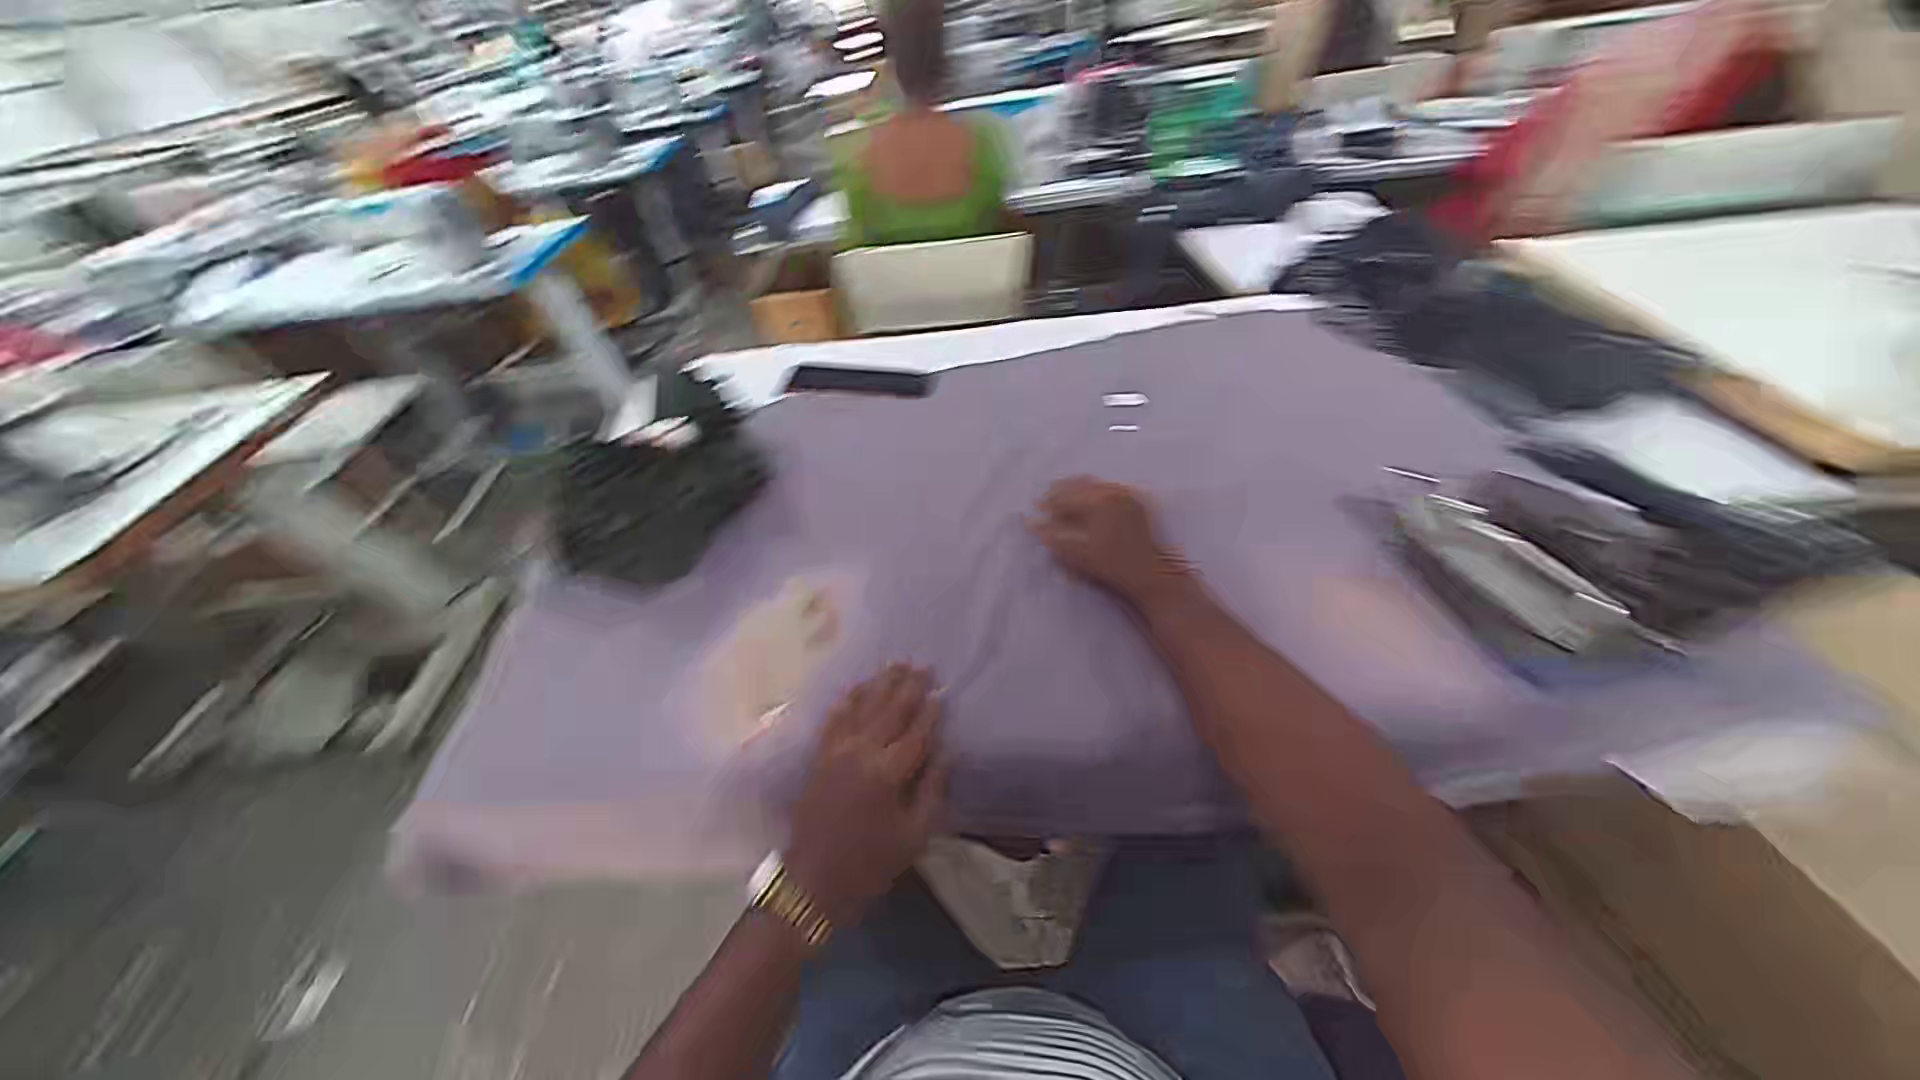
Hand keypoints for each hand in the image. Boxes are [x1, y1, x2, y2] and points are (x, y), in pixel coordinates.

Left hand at [786, 664, 944, 925]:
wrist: (811, 883)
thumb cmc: (870, 864)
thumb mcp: (915, 835)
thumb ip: (933, 789)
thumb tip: (948, 752)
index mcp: (889, 772)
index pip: (916, 732)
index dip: (930, 710)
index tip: (941, 690)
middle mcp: (862, 752)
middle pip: (890, 711)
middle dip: (908, 687)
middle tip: (922, 666)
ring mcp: (836, 751)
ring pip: (862, 708)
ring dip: (880, 684)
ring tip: (895, 665)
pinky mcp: (819, 756)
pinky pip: (834, 719)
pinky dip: (847, 699)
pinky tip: (855, 687)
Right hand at [1027, 476, 1186, 610]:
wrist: (1150, 575)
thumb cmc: (1112, 568)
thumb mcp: (1077, 554)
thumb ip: (1052, 536)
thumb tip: (1032, 523)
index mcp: (1095, 503)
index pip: (1062, 496)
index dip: (1046, 503)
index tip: (1037, 510)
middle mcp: (1111, 492)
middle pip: (1076, 484)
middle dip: (1059, 493)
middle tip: (1047, 504)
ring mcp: (1125, 494)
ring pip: (1092, 483)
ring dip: (1076, 490)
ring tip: (1065, 503)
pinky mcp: (1135, 500)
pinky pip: (1108, 488)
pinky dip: (1093, 492)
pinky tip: (1088, 504)